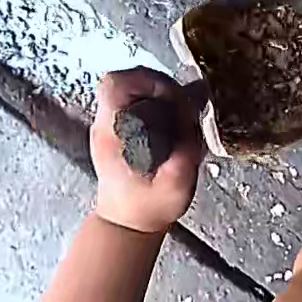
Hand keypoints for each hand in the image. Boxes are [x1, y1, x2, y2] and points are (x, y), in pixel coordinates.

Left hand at [90, 68, 203, 233]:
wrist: (126, 223)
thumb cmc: (149, 207)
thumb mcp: (175, 186)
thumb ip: (186, 154)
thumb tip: (194, 118)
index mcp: (113, 134)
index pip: (115, 85)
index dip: (146, 80)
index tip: (172, 96)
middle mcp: (107, 124)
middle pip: (126, 78)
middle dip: (160, 84)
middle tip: (183, 104)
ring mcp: (112, 124)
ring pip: (133, 86)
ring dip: (161, 92)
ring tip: (182, 112)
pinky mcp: (121, 127)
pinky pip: (138, 99)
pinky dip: (160, 102)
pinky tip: (175, 121)